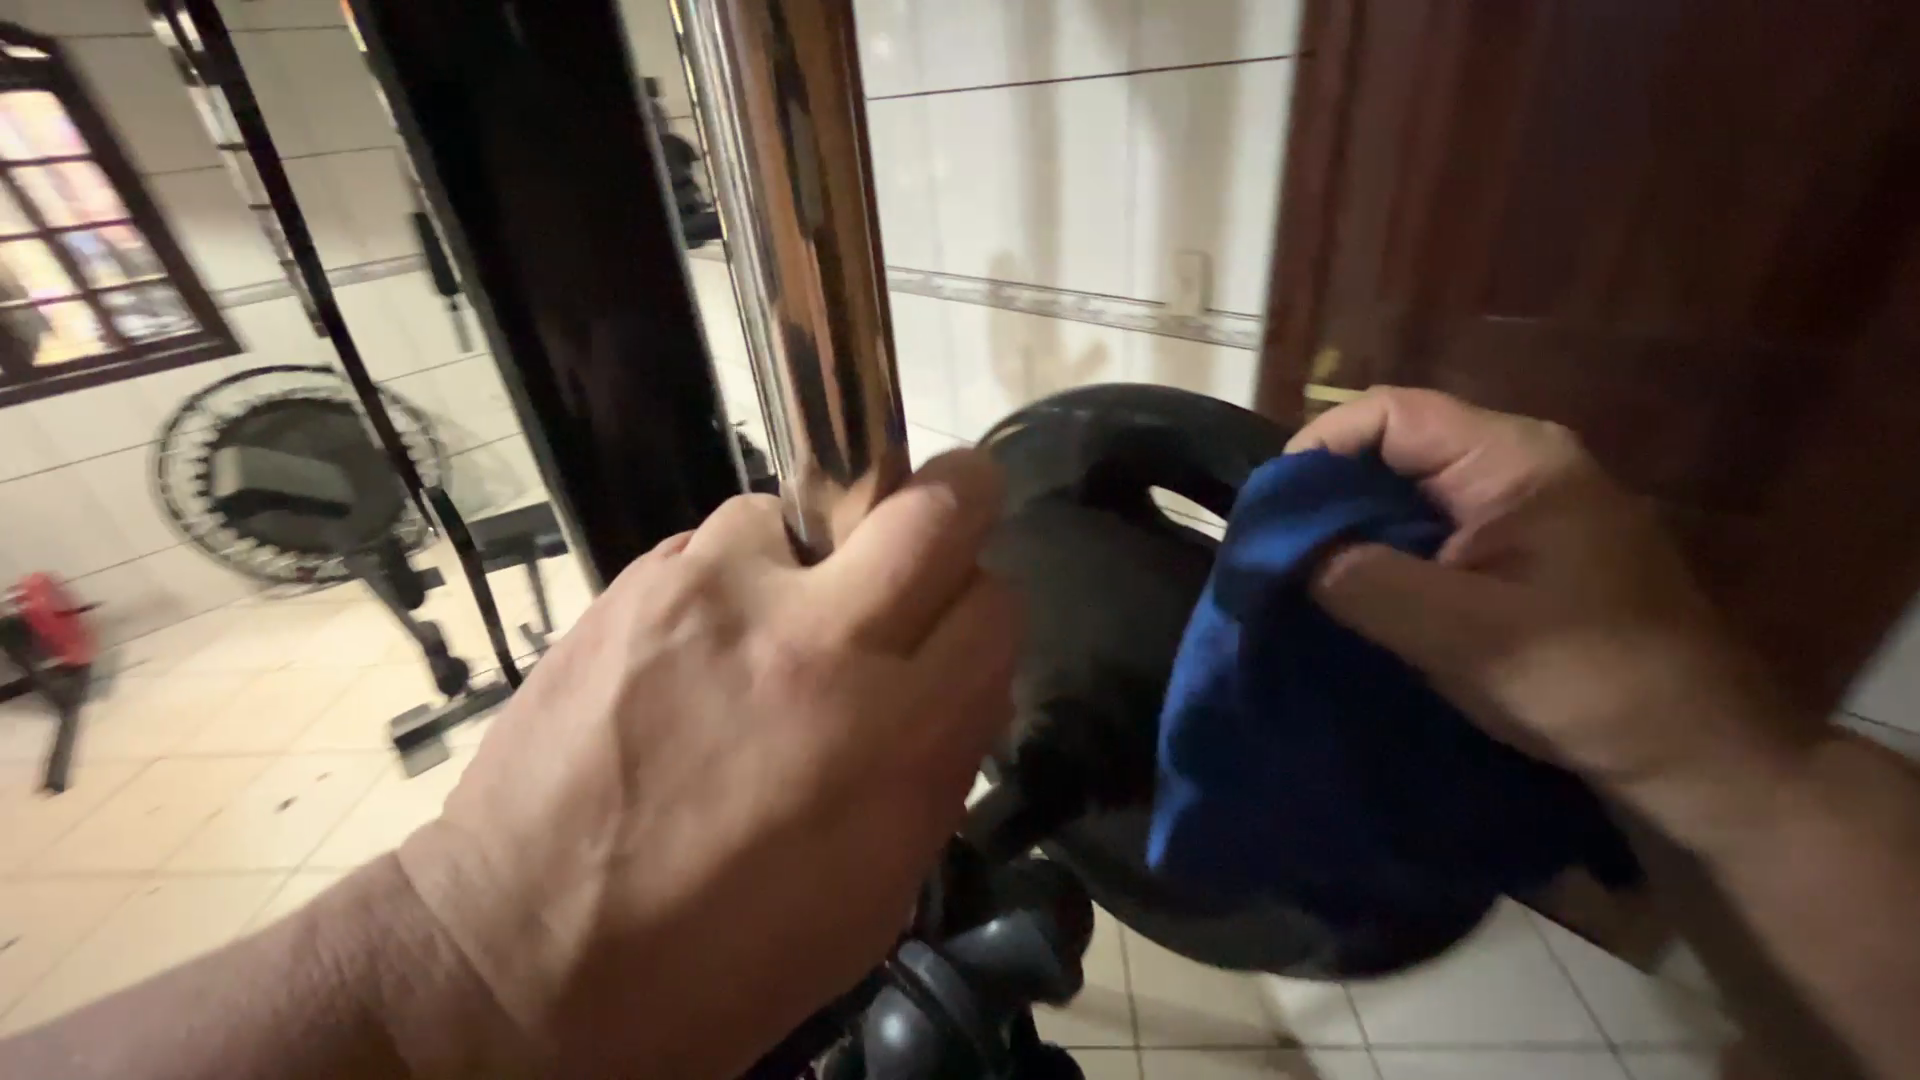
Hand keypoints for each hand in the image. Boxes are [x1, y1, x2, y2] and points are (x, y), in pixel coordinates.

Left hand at [395, 452, 1018, 1077]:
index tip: (962, 627)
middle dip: (960, 499)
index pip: (996, 604)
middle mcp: (818, 643)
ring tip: (791, 611)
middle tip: (944, 523)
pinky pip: (732, 535)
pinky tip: (713, 637)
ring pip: (825, 504)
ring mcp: (719, 596)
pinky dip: (747, 571)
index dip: (988, 611)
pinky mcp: (642, 580)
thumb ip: (946, 754)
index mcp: (893, 735)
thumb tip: (967, 664)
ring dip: (833, 549)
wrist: (521, 958)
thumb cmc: (729, 953)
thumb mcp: (884, 886)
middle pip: (936, 507)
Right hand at [1289, 388, 1806, 822]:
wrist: (1695, 751)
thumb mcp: (1460, 634)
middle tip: (1278, 544)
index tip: (1273, 510)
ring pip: (1405, 487)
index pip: (1391, 413)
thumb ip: (1361, 581)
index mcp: (1515, 460)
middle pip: (1393, 445)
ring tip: (1304, 567)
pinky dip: (1380, 547)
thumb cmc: (1586, 682)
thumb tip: (1278, 550)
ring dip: (1350, 523)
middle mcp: (1517, 462)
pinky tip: (1356, 587)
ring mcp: (1519, 502)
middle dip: (1327, 490)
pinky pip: (1426, 524)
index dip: (1320, 448)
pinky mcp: (1515, 543)